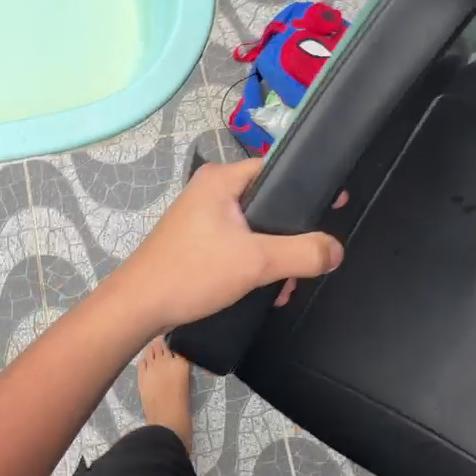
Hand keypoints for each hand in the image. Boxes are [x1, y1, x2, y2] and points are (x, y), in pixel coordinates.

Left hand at [104, 158, 344, 331]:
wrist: (140, 306)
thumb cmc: (193, 272)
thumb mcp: (256, 262)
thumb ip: (302, 253)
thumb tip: (335, 249)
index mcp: (220, 179)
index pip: (276, 169)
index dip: (307, 188)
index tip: (334, 206)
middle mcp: (210, 190)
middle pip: (268, 203)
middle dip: (290, 236)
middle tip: (304, 264)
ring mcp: (202, 216)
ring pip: (255, 229)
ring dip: (274, 257)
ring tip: (283, 286)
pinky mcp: (197, 240)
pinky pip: (238, 244)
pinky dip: (254, 264)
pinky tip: (263, 290)